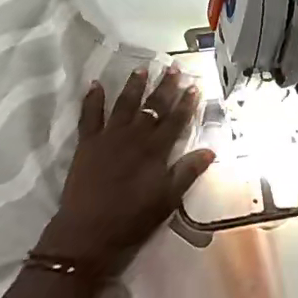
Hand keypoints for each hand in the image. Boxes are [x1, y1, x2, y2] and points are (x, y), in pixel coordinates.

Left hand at [37, 67, 213, 271]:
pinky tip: (95, 83)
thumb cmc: (132, 219)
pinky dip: (93, 98)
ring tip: (142, 68)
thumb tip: (210, 151)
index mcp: (155, 151)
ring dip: (133, 86)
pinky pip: (90, 114)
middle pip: (152, 107)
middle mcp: (133, 136)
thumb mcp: (167, 200)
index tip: (195, 85)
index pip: (175, 121)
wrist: (89, 230)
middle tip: (173, 67)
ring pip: (124, 104)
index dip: (186, 103)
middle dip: (164, 87)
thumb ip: (187, 173)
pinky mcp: (87, 142)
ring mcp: (108, 136)